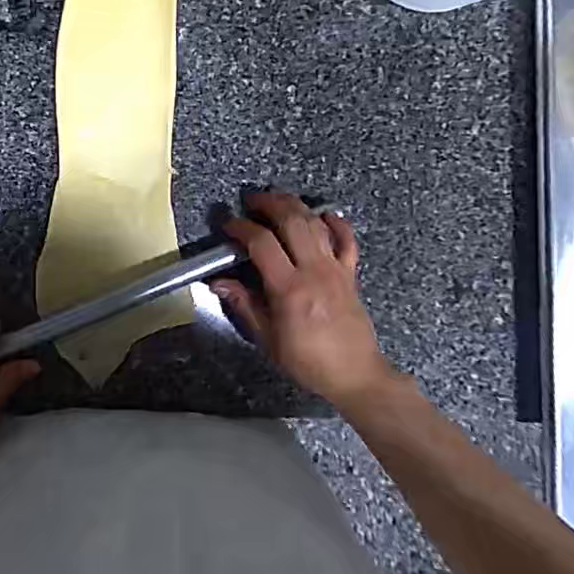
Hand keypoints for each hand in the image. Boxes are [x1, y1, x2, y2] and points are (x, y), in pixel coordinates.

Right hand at [211, 191, 394, 407]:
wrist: (356, 375)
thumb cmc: (307, 361)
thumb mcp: (267, 338)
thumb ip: (244, 304)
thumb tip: (218, 282)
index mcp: (289, 289)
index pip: (262, 243)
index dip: (241, 227)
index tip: (228, 225)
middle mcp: (314, 271)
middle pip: (292, 221)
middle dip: (269, 203)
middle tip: (251, 200)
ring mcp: (336, 269)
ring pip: (316, 224)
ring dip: (296, 205)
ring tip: (278, 199)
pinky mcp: (351, 274)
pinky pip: (346, 240)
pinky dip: (336, 222)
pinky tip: (324, 214)